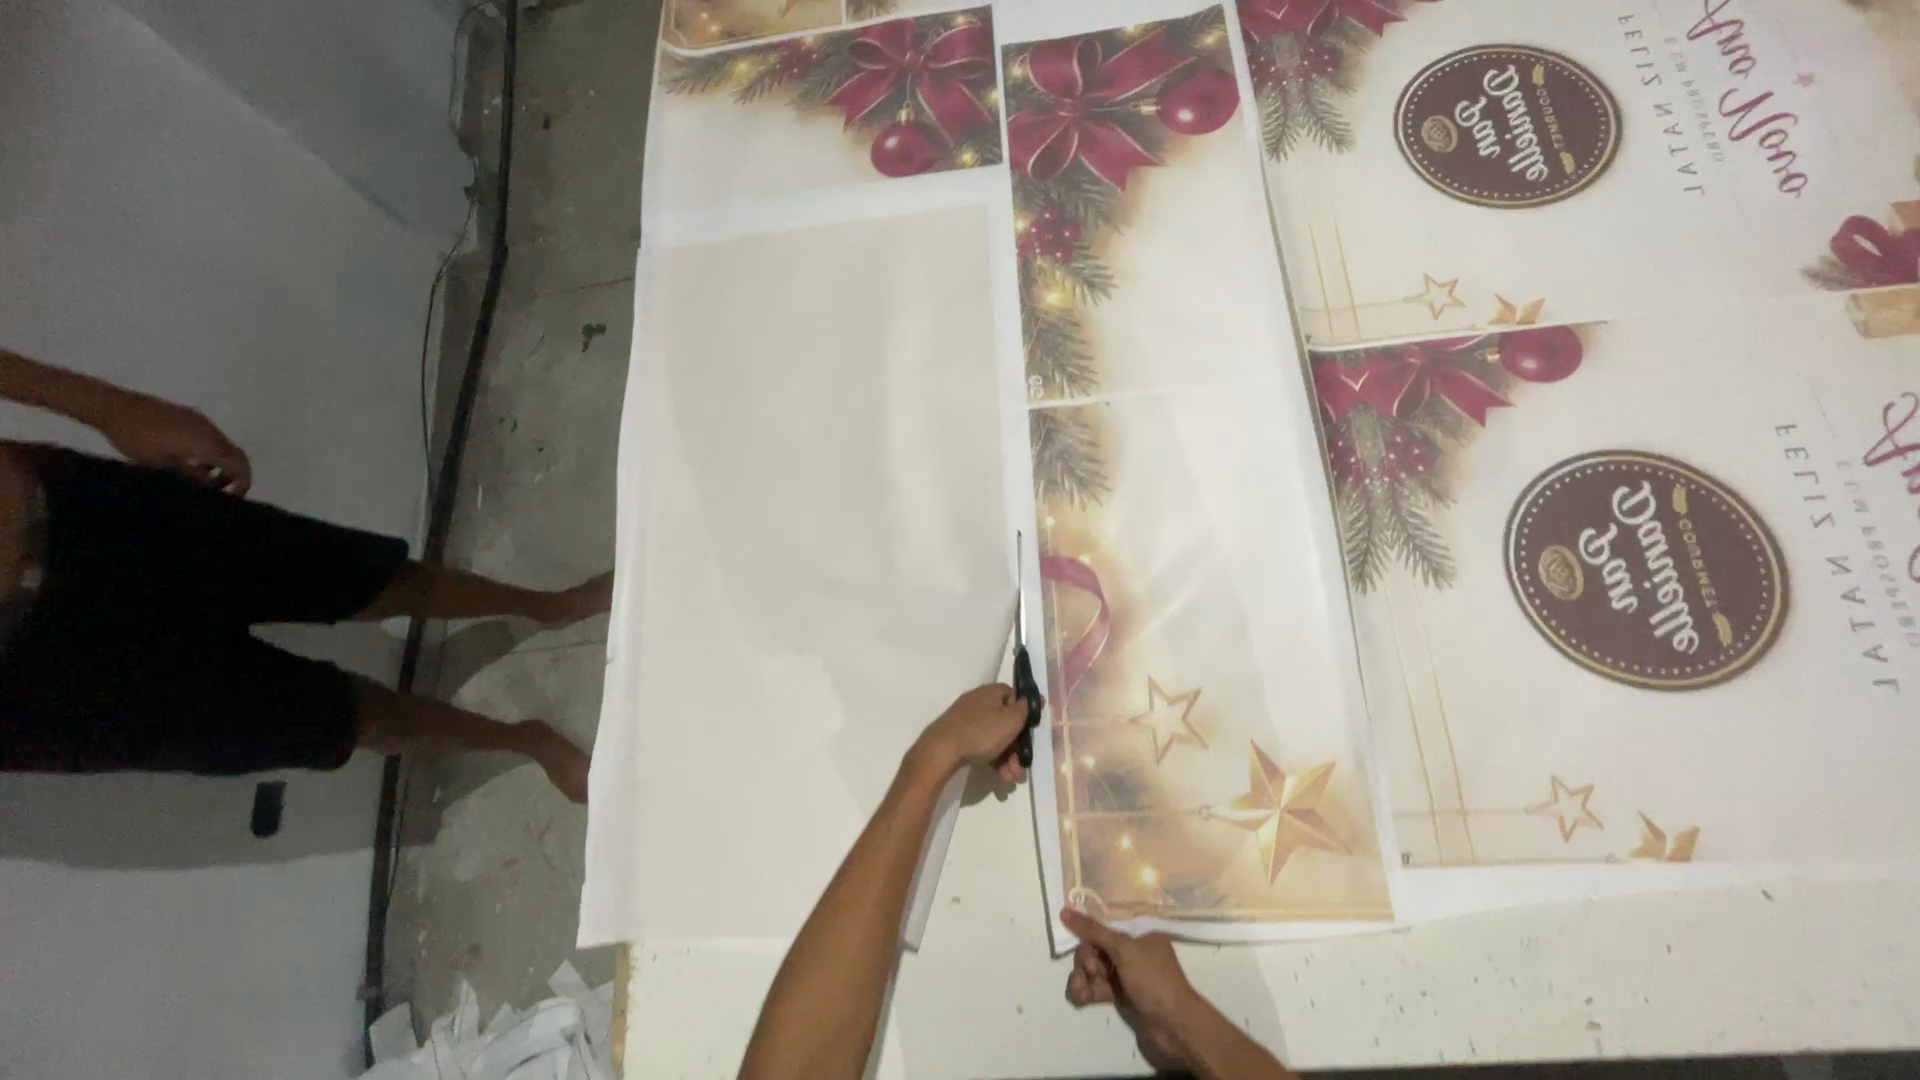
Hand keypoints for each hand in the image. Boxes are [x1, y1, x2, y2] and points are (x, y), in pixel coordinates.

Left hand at [102, 393, 250, 493]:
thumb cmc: (135, 438)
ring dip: (219, 463)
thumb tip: (210, 484)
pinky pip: (209, 437)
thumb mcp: (160, 464)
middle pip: (235, 455)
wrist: (112, 405)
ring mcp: (201, 421)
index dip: (243, 483)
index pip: (240, 465)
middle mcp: (212, 431)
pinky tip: (188, 458)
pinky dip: (208, 452)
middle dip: (234, 473)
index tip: (234, 497)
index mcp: (208, 445)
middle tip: (220, 489)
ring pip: (222, 446)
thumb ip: (190, 476)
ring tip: (200, 476)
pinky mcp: (188, 415)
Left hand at [909, 683, 1030, 784]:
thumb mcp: (1011, 719)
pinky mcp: (958, 736)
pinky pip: (982, 745)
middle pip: (1005, 721)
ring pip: (995, 737)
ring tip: (1010, 778)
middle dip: (1017, 746)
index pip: (1014, 696)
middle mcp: (978, 702)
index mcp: (991, 692)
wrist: (942, 751)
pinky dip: (992, 759)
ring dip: (1007, 758)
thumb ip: (1025, 708)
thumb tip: (1033, 698)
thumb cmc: (981, 732)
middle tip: (1021, 766)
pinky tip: (998, 776)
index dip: (1025, 713)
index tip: (1030, 732)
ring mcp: (966, 720)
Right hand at [1062, 908, 1202, 1069]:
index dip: (1087, 927)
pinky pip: (1097, 986)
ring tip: (1080, 988)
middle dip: (1087, 958)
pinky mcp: (1121, 993)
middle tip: (1091, 969)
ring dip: (1083, 977)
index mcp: (1138, 930)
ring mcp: (1126, 972)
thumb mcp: (1123, 949)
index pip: (1106, 920)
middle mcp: (1132, 948)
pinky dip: (1088, 991)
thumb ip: (1093, 930)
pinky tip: (1080, 997)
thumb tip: (1064, 911)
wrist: (1175, 1026)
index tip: (1072, 934)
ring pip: (1094, 967)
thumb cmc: (1153, 979)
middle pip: (1096, 945)